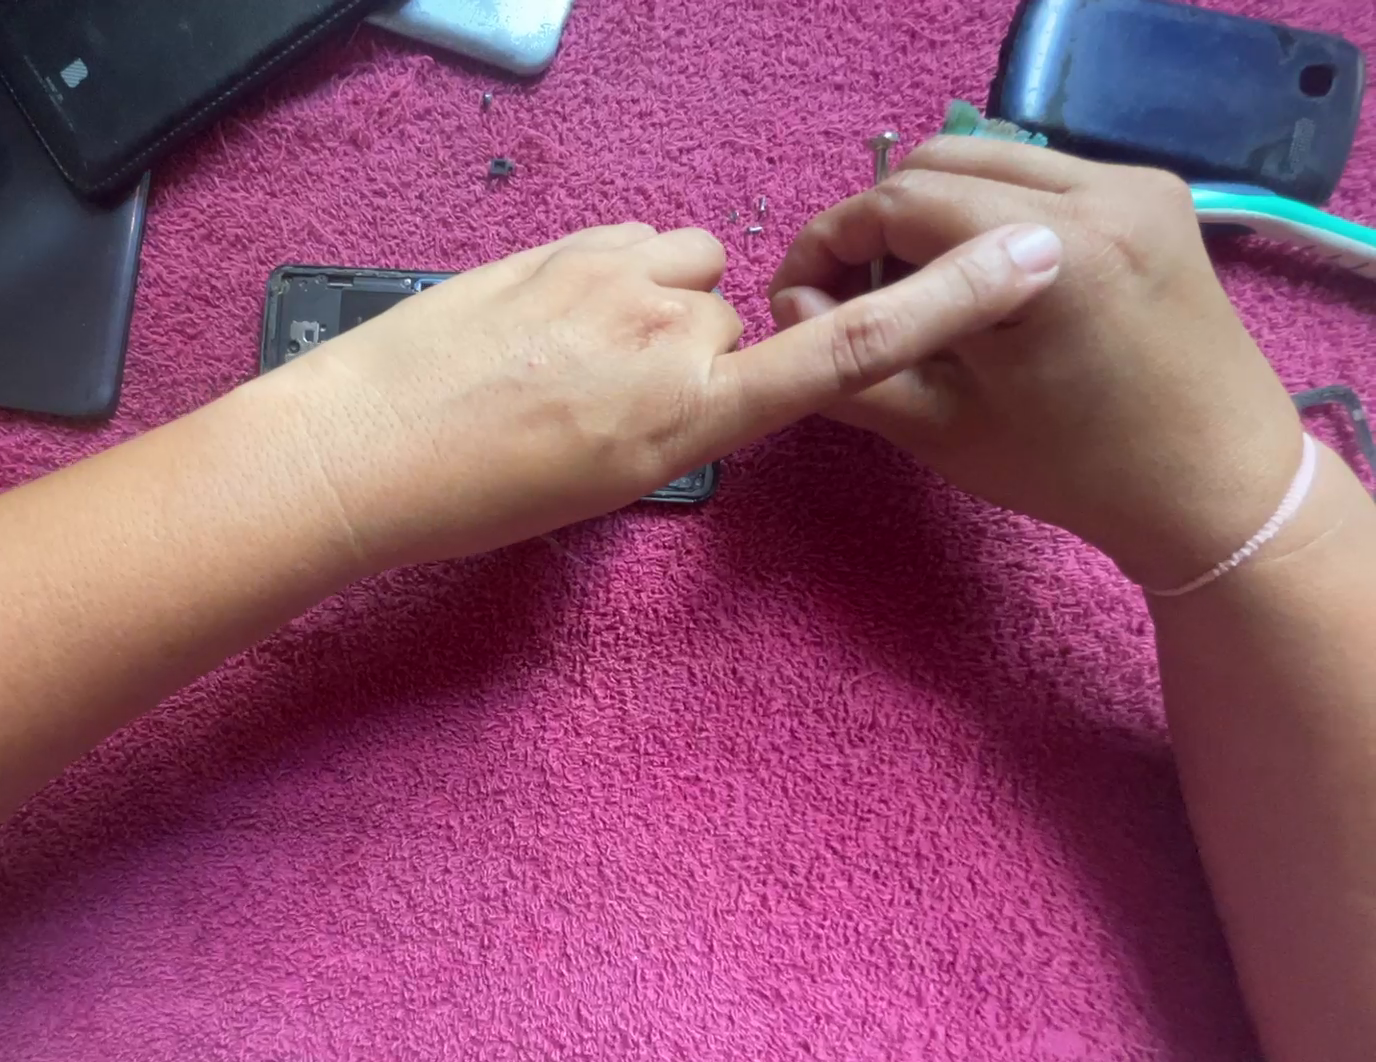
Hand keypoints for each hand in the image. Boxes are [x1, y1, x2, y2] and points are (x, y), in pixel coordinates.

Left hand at [253, 220, 1062, 571]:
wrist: (362, 451)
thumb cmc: (469, 500)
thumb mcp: (588, 493)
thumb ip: (662, 433)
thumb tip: (685, 389)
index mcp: (683, 421)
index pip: (832, 356)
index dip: (927, 311)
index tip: (1017, 263)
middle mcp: (667, 336)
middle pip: (733, 318)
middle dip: (695, 348)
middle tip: (611, 389)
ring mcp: (611, 277)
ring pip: (686, 267)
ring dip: (660, 299)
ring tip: (585, 345)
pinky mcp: (557, 247)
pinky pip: (628, 243)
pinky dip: (613, 273)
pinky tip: (555, 312)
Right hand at [769, 137, 1308, 590]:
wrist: (1203, 478)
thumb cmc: (1059, 466)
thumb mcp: (929, 427)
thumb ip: (846, 361)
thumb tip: (786, 307)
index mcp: (1053, 256)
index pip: (896, 204)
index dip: (821, 245)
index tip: (789, 301)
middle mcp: (1102, 193)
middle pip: (932, 166)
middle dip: (862, 229)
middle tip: (837, 299)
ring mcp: (1131, 184)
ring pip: (975, 161)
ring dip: (909, 219)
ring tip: (891, 290)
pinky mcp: (1142, 195)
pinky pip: (1019, 177)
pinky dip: (961, 216)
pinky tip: (950, 277)